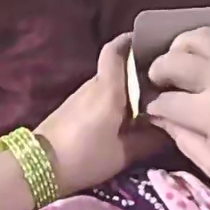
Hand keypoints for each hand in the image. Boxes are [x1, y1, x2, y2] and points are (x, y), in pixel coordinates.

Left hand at [35, 35, 163, 192]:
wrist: (37, 168)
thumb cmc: (85, 157)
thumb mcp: (124, 153)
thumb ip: (150, 139)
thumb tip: (172, 125)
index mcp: (107, 89)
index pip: (115, 50)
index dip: (131, 40)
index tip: (150, 42)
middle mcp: (91, 86)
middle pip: (116, 69)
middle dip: (136, 72)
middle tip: (161, 83)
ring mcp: (77, 97)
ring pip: (106, 85)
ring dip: (123, 90)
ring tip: (145, 104)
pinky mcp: (69, 110)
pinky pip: (96, 98)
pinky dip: (110, 102)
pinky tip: (122, 118)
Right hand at [144, 20, 209, 202]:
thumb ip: (182, 139)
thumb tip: (159, 117)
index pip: (164, 101)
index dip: (152, 108)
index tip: (151, 114)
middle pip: (175, 60)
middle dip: (158, 71)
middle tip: (157, 84)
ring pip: (202, 35)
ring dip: (182, 45)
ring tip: (179, 61)